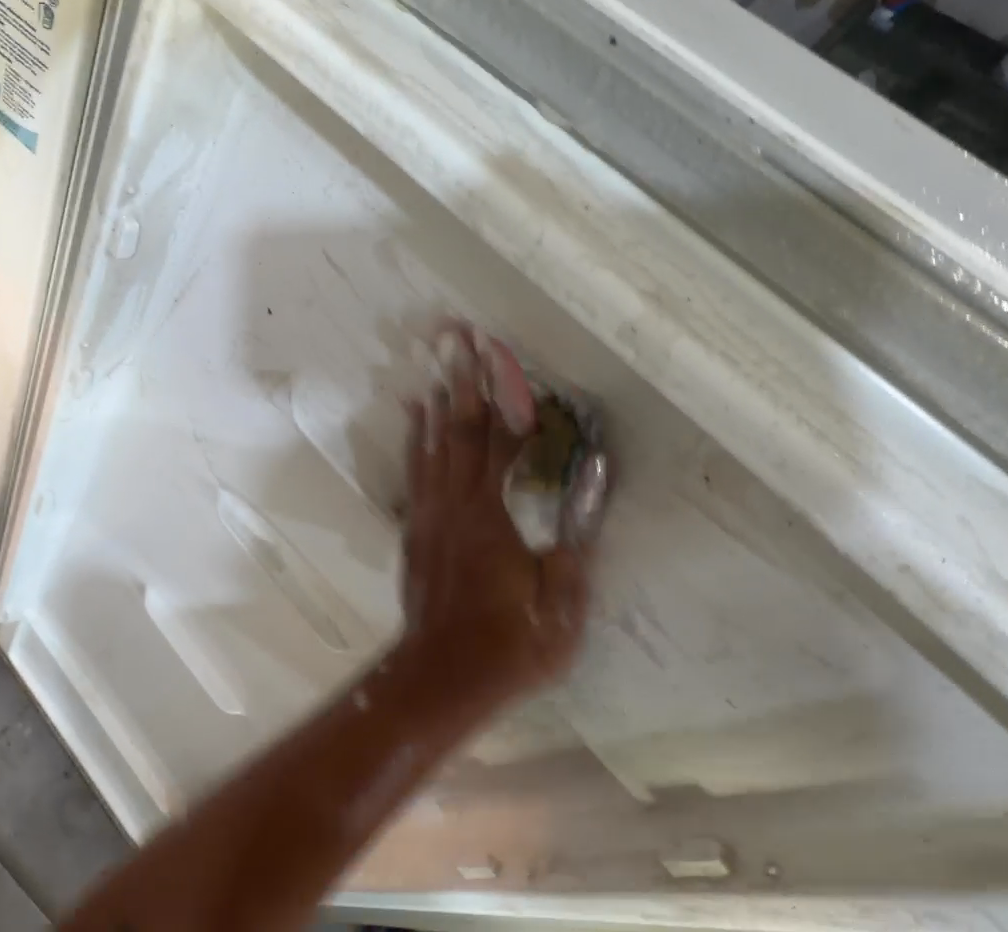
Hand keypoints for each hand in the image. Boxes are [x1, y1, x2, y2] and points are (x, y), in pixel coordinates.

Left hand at [393, 325, 598, 715]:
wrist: (442, 675)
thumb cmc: (511, 645)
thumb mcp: (562, 599)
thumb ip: (578, 531)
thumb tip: (593, 469)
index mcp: (490, 515)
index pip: (500, 439)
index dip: (504, 393)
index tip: (501, 349)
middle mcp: (451, 503)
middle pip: (458, 428)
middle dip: (461, 378)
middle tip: (455, 332)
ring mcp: (427, 514)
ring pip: (429, 442)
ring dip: (435, 397)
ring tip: (432, 357)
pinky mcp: (415, 529)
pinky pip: (415, 468)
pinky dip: (415, 436)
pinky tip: (414, 415)